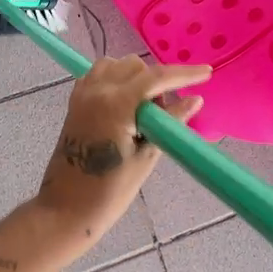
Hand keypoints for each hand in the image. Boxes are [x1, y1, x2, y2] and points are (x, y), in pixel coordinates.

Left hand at [33, 56, 212, 240]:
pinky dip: (117, 79)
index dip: (184, 73)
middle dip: (157, 82)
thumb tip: (195, 100)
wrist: (65, 207)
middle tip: (165, 114)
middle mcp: (96, 89)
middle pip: (136, 66)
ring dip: (136, 77)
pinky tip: (125, 103)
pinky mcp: (75, 100)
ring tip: (144, 110)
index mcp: (115, 104)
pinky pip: (99, 74)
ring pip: (117, 64)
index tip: (207, 72)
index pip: (155, 77)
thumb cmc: (108, 192)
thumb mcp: (146, 158)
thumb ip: (170, 123)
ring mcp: (82, 92)